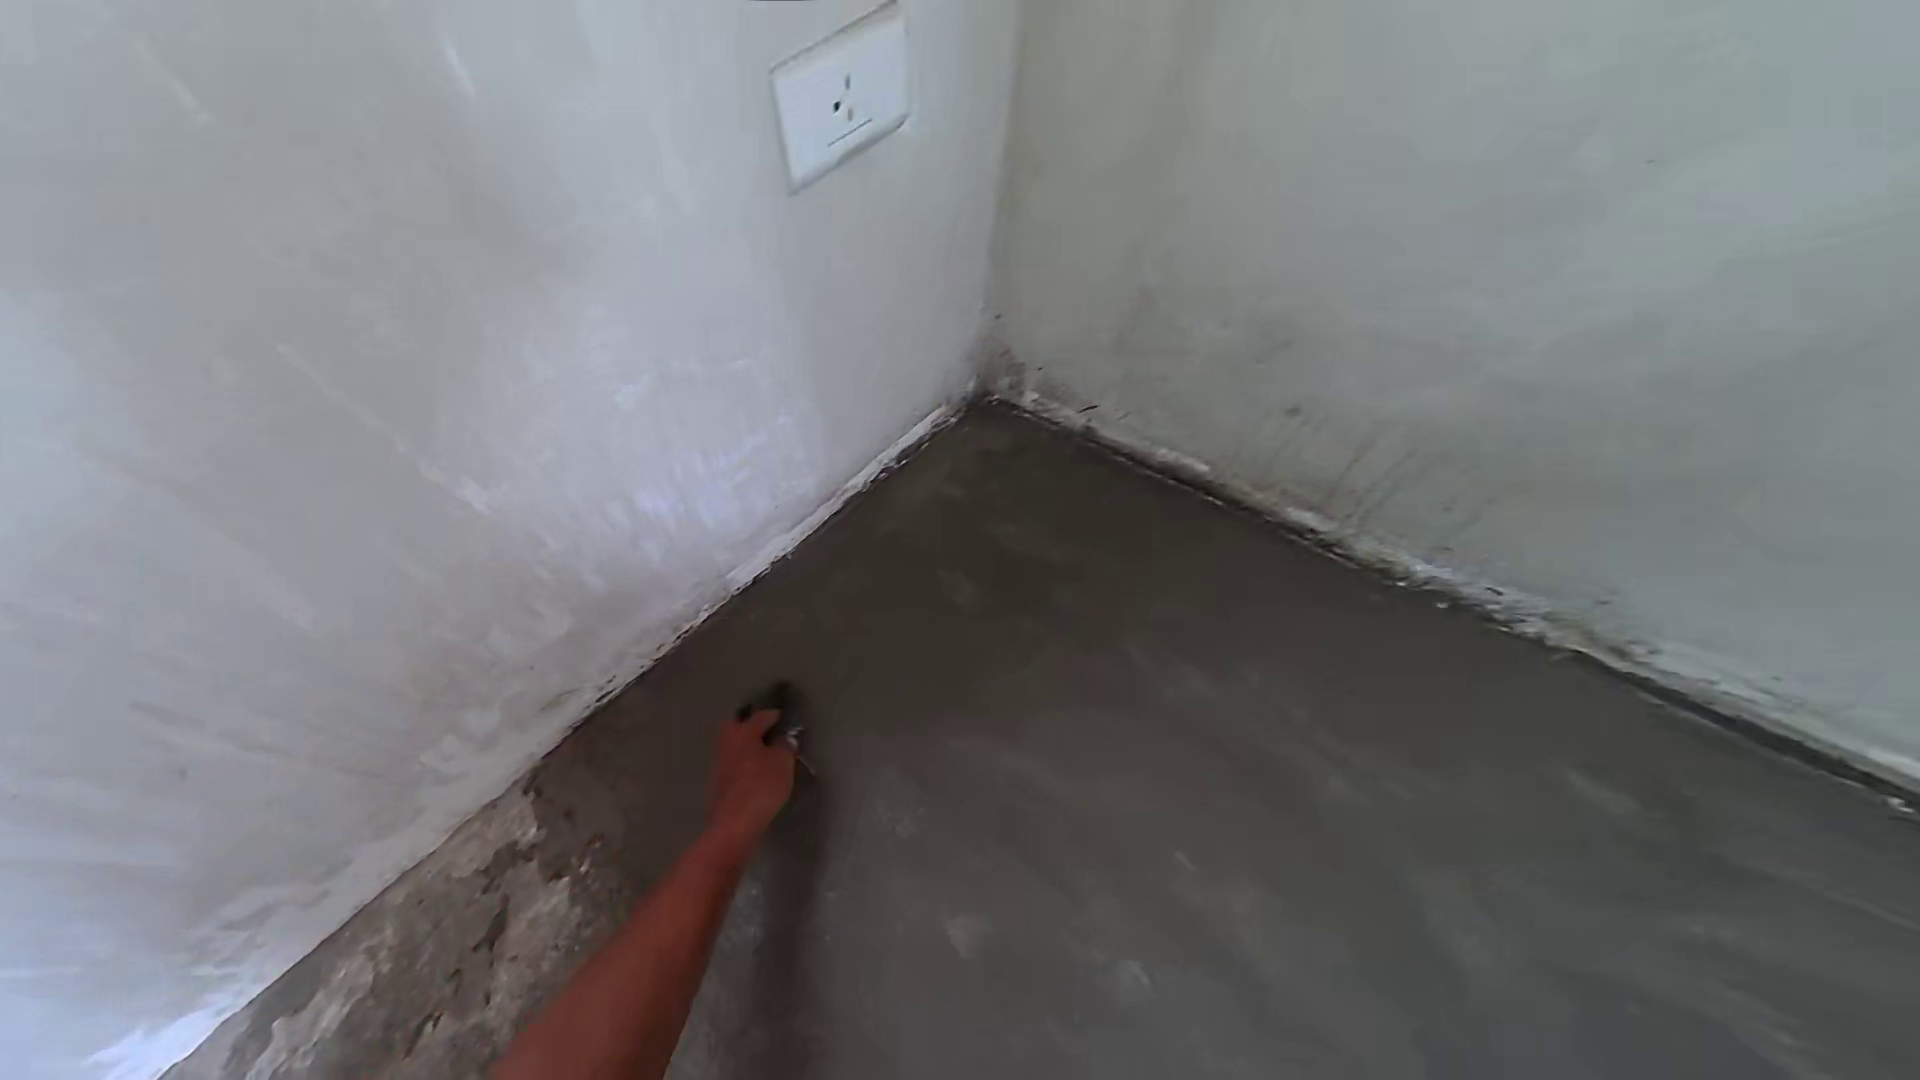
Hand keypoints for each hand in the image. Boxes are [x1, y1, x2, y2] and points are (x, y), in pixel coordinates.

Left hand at [703, 708, 797, 857]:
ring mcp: (720, 765)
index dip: (775, 715)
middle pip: (736, 726)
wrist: (734, 826)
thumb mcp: (783, 762)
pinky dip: (744, 765)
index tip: (785, 719)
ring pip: (734, 747)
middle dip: (750, 726)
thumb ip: (786, 746)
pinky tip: (756, 774)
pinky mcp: (719, 785)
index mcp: (743, 733)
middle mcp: (728, 744)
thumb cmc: (761, 787)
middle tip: (768, 732)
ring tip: (766, 755)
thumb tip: (785, 739)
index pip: (760, 716)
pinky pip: (734, 765)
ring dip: (747, 747)